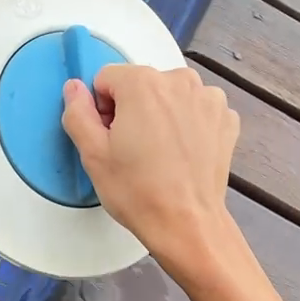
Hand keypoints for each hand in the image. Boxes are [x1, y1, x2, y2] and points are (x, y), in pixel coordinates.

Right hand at [62, 65, 239, 267]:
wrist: (186, 222)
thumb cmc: (138, 192)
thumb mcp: (93, 156)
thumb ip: (78, 114)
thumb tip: (73, 89)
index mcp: (142, 84)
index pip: (107, 78)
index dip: (101, 109)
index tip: (108, 138)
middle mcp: (179, 80)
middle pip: (141, 85)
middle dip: (132, 111)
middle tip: (130, 152)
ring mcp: (208, 98)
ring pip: (169, 97)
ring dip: (160, 117)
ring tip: (157, 155)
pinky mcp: (225, 117)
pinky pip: (195, 111)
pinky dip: (186, 127)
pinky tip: (180, 155)